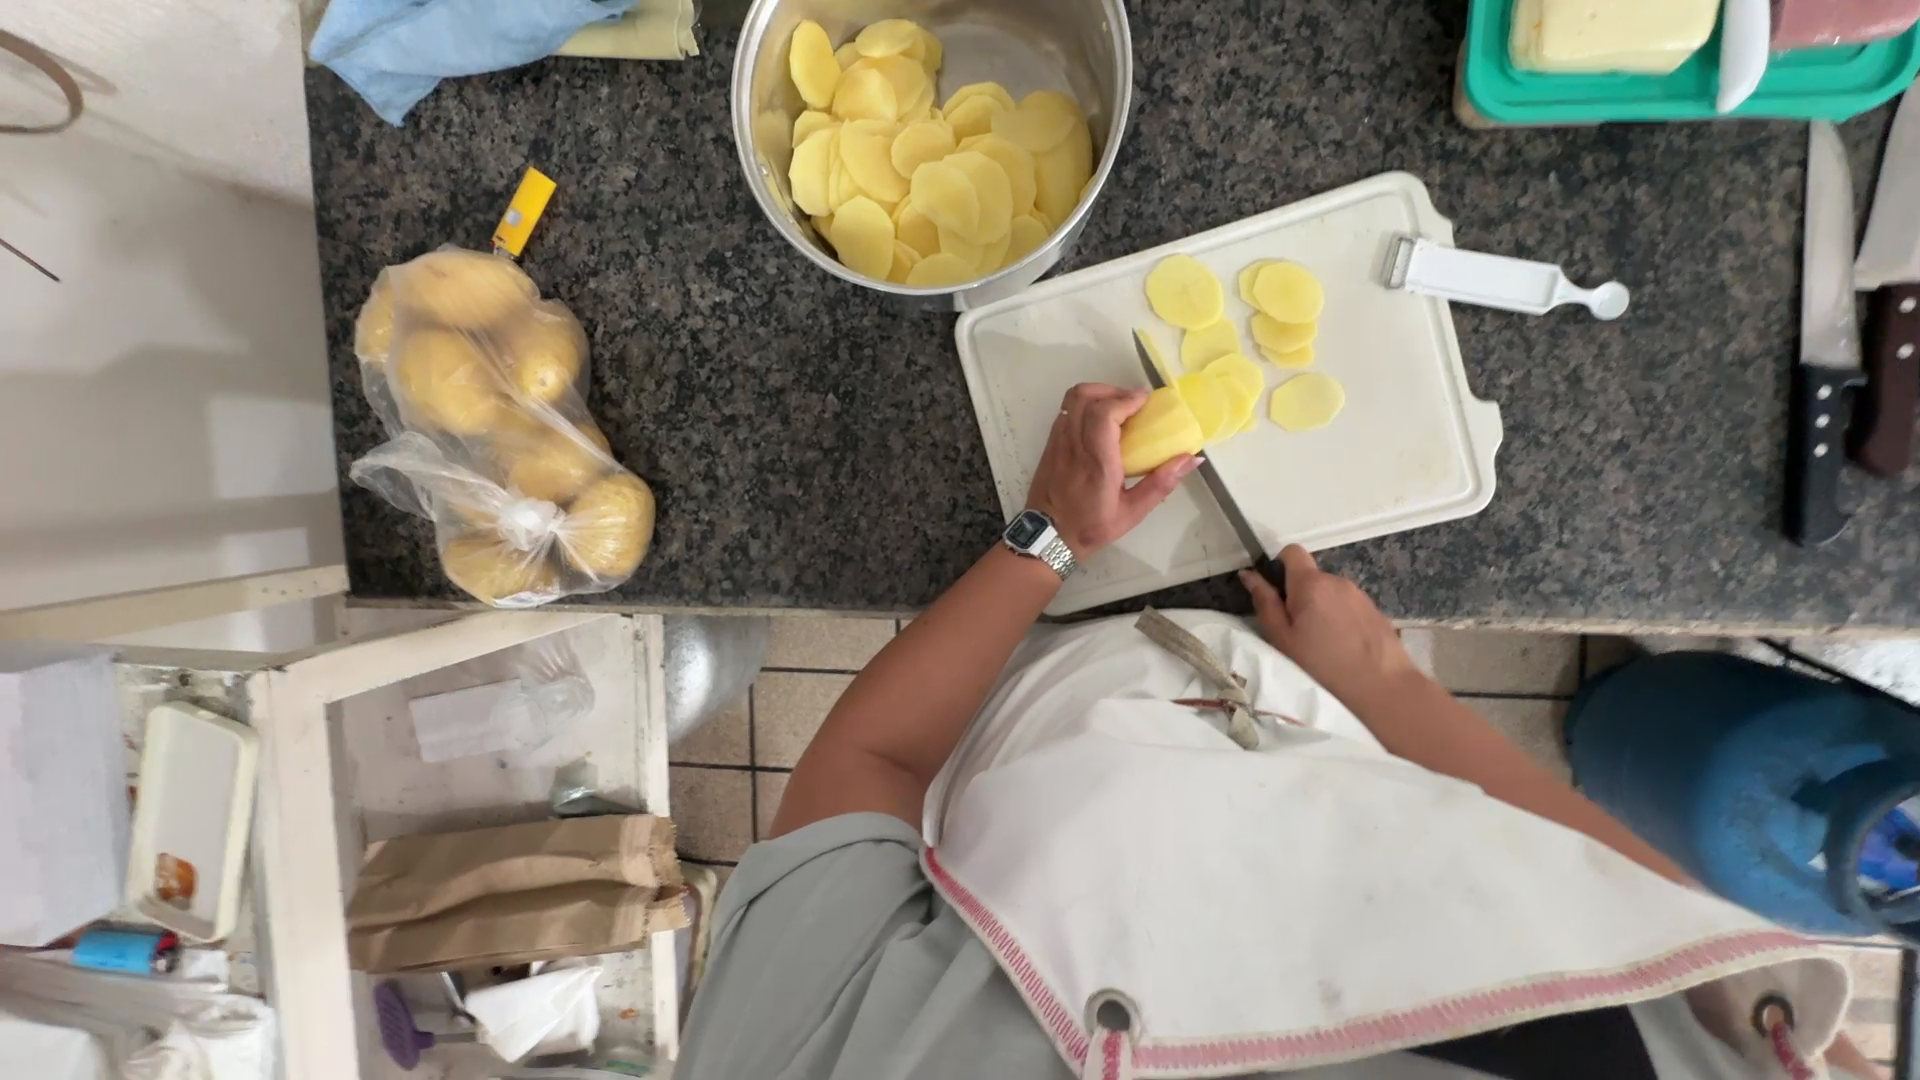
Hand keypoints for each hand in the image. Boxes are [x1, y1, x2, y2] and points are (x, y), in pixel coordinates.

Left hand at [1024, 383, 1198, 556]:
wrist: (1048, 536)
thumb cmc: (1091, 527)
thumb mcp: (1132, 512)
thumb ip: (1161, 483)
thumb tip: (1192, 459)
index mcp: (1096, 464)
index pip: (1104, 415)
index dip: (1125, 399)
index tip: (1145, 400)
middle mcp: (1073, 447)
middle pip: (1084, 397)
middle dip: (1112, 390)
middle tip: (1131, 402)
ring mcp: (1057, 444)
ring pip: (1072, 401)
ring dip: (1097, 395)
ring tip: (1117, 408)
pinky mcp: (1049, 445)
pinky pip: (1065, 413)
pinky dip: (1084, 407)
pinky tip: (1098, 422)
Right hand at [1241, 545, 1421, 704]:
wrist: (1382, 687)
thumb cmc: (1321, 664)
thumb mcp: (1281, 638)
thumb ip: (1264, 602)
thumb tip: (1248, 574)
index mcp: (1310, 584)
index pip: (1292, 551)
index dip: (1278, 565)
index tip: (1275, 592)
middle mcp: (1336, 580)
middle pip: (1310, 576)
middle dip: (1299, 595)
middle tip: (1296, 630)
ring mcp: (1359, 594)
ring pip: (1329, 592)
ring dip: (1320, 607)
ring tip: (1321, 641)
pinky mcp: (1374, 610)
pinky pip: (1347, 605)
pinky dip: (1339, 618)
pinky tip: (1342, 645)